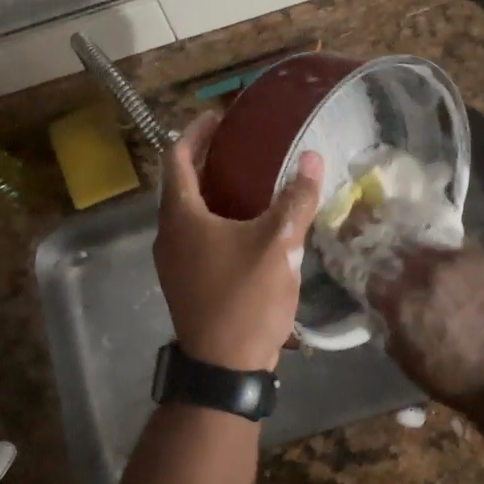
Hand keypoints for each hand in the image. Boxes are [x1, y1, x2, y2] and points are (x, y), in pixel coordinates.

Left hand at [154, 112, 323, 372]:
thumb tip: (313, 158)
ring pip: (192, 211)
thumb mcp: (277, 245)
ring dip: (216, 189)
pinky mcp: (190, 281)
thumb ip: (296, 199)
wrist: (224, 367)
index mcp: (180, 216)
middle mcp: (169, 234)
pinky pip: (200, 235)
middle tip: (243, 141)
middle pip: (183, 183)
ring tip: (252, 176)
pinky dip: (220, 217)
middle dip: (209, 158)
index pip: (176, 158)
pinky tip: (252, 222)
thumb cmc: (244, 299)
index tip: (220, 117)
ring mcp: (176, 261)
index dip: (196, 132)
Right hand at [365, 245, 483, 403]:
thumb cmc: (449, 375)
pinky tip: (446, 265)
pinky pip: (451, 248)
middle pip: (395, 254)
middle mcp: (422, 274)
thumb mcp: (405, 359)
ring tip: (421, 266)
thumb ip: (389, 327)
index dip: (372, 285)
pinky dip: (445, 255)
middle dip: (393, 265)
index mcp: (401, 301)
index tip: (375, 290)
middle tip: (396, 274)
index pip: (372, 279)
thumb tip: (383, 311)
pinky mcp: (475, 259)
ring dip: (419, 257)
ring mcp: (450, 262)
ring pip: (423, 247)